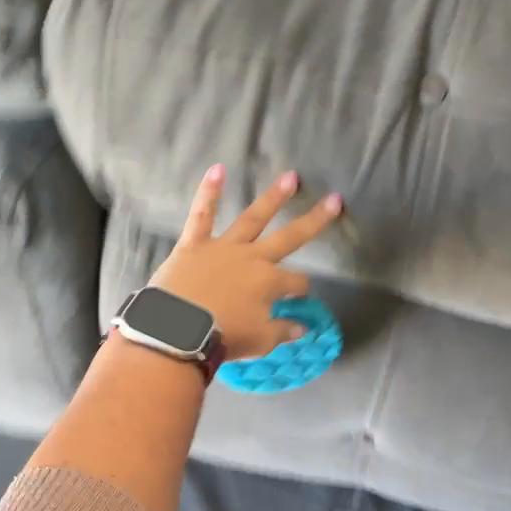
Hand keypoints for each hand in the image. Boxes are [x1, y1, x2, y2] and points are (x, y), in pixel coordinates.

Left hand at [149, 164, 340, 359]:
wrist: (176, 331)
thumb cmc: (224, 336)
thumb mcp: (261, 341)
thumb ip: (283, 331)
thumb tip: (302, 328)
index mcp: (270, 282)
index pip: (297, 282)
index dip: (301, 290)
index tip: (298, 300)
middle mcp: (253, 258)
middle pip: (290, 237)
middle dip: (314, 221)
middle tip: (334, 200)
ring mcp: (224, 247)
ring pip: (253, 218)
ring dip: (273, 197)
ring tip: (290, 177)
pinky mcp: (195, 244)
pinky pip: (201, 215)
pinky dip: (208, 192)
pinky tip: (218, 169)